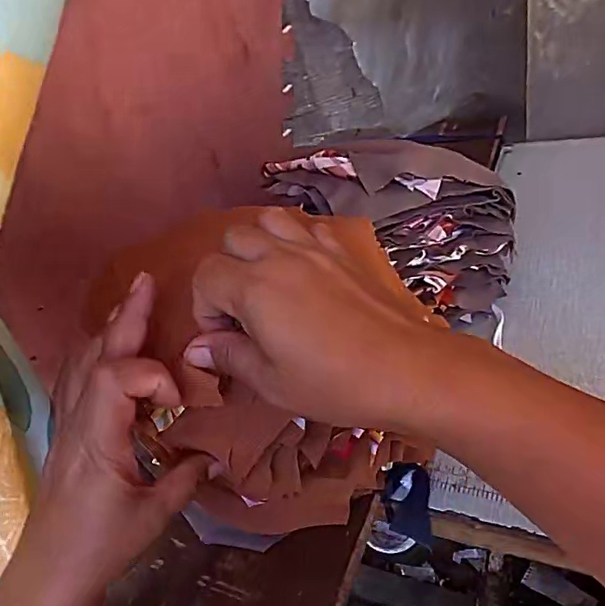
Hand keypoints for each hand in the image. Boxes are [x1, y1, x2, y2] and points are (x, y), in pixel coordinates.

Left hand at [0, 272, 212, 605]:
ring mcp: (68, 427)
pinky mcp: (68, 436)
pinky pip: (77, 383)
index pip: (118, 378)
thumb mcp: (154, 516)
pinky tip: (107, 353)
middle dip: (125, 319)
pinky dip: (96, 358)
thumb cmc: (101, 546)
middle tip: (146, 283)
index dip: (152, 374)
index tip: (177, 400)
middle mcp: (78, 423)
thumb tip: (213, 455)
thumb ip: (186, 478)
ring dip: (108, 333)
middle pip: (98, 358)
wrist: (50, 570)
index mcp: (98, 440)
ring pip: (82, 366)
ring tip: (130, 306)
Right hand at [184, 207, 449, 430]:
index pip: (206, 275)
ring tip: (269, 283)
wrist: (409, 370)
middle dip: (226, 272)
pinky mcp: (347, 250)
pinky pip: (309, 226)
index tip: (225, 337)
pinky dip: (296, 240)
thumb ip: (230, 357)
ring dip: (258, 246)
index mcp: (255, 288)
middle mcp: (282, 256)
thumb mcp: (273, 383)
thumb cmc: (336, 385)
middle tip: (244, 312)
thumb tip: (195, 349)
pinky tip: (307, 272)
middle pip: (232, 239)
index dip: (205, 308)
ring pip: (269, 220)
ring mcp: (318, 247)